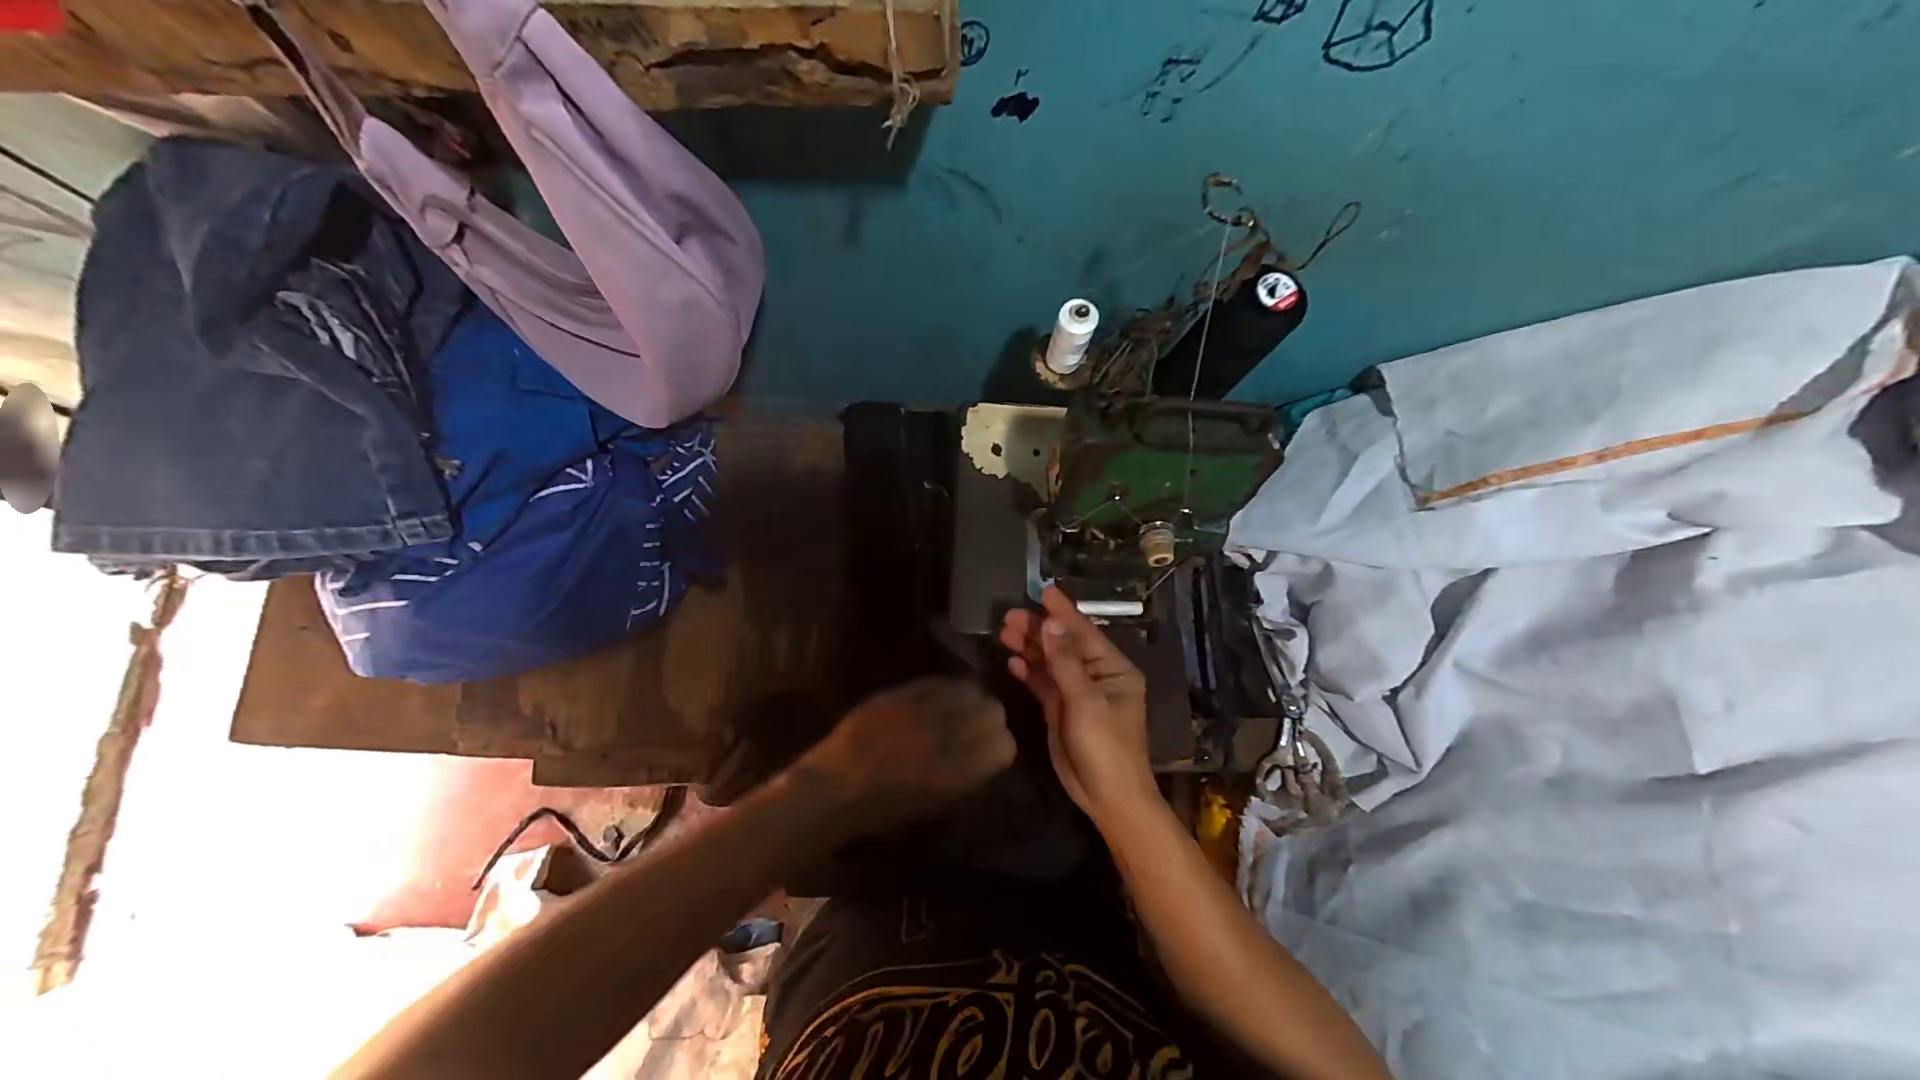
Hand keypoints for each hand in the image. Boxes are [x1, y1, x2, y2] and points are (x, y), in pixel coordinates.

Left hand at [796, 677, 1015, 836]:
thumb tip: (985, 758)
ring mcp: (926, 708)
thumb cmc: (883, 810)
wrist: (834, 787)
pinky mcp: (903, 691)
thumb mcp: (935, 806)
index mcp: (960, 770)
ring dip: (969, 698)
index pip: (1005, 744)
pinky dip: (944, 688)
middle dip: (990, 716)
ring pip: (968, 688)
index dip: (1001, 745)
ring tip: (959, 707)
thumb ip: (967, 779)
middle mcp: (949, 734)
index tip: (992, 748)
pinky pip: (938, 681)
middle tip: (978, 724)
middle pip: (993, 709)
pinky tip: (937, 698)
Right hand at [1000, 586, 1155, 824]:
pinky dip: (1029, 672)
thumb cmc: (1106, 745)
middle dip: (1038, 629)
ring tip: (1004, 631)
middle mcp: (1096, 676)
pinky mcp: (1061, 710)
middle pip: (1063, 645)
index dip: (1063, 612)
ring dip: (1030, 648)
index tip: (1043, 590)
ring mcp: (1077, 693)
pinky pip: (1044, 684)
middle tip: (1008, 615)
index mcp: (1113, 669)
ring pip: (1050, 663)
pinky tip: (1013, 661)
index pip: (1084, 632)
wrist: (1107, 796)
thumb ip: (1065, 661)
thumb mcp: (1086, 701)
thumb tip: (1051, 622)